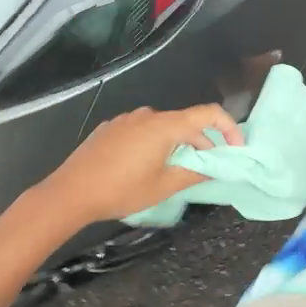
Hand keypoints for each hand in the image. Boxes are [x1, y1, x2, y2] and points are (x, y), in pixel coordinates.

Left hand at [26, 105, 242, 225]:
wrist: (70, 192)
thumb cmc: (121, 190)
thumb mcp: (164, 186)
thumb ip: (195, 173)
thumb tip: (215, 166)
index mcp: (166, 126)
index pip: (209, 114)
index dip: (229, 128)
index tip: (235, 148)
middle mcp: (148, 115)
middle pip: (186, 122)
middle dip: (201, 143)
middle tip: (205, 168)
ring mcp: (127, 119)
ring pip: (163, 127)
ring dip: (175, 145)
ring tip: (172, 171)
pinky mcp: (111, 128)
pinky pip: (142, 131)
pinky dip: (153, 144)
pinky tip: (142, 167)